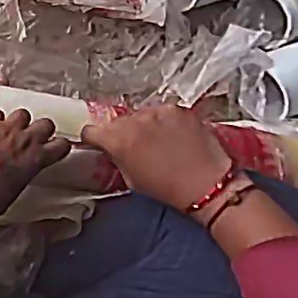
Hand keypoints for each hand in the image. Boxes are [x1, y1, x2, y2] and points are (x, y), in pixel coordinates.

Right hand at [80, 104, 233, 216]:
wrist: (207, 185)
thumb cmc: (166, 188)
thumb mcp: (130, 178)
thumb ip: (116, 157)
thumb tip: (111, 148)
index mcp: (117, 140)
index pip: (90, 130)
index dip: (94, 139)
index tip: (100, 144)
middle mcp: (133, 121)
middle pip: (116, 122)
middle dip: (121, 132)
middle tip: (135, 146)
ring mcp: (157, 112)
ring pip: (139, 115)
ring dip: (142, 125)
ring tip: (157, 140)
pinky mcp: (177, 108)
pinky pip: (161, 112)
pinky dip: (163, 121)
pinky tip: (173, 135)